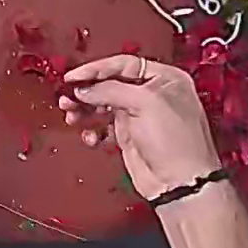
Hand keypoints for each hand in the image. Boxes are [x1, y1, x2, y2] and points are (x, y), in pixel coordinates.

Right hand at [60, 55, 220, 199]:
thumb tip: (85, 88)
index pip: (123, 64)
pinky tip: (90, 136)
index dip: (96, 69)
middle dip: (87, 91)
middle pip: (110, 84)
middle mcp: (152, 94)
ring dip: (85, 109)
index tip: (74, 76)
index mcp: (164, 78)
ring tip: (71, 115)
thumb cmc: (177, 141)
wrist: (180, 183)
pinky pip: (104, 127)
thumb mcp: (145, 103)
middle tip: (68, 97)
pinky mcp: (130, 136)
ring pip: (103, 105)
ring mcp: (140, 115)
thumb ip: (111, 90)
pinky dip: (93, 129)